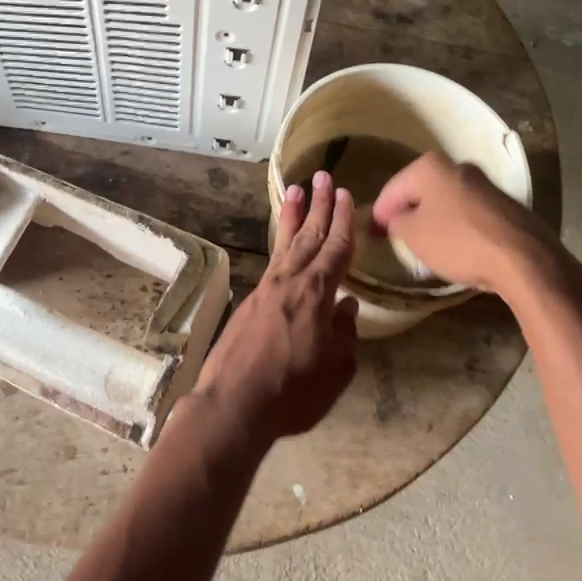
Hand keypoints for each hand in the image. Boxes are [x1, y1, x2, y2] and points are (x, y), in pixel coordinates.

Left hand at [191, 172, 359, 445]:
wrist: (234, 405)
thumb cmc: (293, 393)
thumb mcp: (335, 371)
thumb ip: (344, 336)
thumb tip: (347, 306)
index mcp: (316, 295)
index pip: (336, 250)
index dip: (343, 222)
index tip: (345, 194)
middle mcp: (290, 283)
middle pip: (309, 236)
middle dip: (318, 206)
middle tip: (323, 176)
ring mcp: (265, 290)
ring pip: (285, 244)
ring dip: (293, 216)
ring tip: (295, 189)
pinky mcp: (249, 302)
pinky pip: (271, 261)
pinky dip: (278, 243)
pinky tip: (282, 243)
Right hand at [372, 153, 581, 308]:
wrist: (524, 259)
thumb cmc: (458, 242)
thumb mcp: (414, 236)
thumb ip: (397, 222)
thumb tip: (398, 219)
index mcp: (431, 167)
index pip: (393, 188)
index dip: (380, 211)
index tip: (372, 232)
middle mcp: (458, 167)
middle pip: (422, 190)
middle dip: (408, 211)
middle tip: (395, 235)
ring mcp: (485, 184)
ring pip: (447, 201)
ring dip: (433, 219)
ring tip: (424, 243)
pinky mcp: (505, 206)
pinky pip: (469, 214)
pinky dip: (457, 227)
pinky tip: (455, 247)